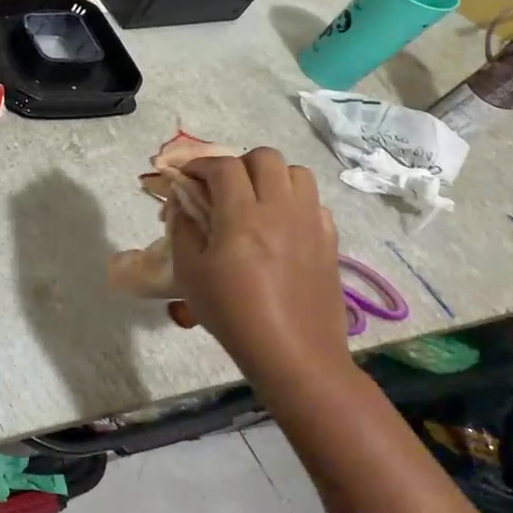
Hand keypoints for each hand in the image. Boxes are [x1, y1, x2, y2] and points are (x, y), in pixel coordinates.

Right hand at [168, 148, 350, 380]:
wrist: (294, 354)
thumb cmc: (231, 312)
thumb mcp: (189, 270)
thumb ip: (183, 226)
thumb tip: (183, 201)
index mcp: (242, 217)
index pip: (223, 166)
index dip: (200, 164)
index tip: (186, 178)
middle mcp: (281, 211)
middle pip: (266, 158)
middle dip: (238, 164)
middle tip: (221, 188)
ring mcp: (311, 225)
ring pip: (297, 174)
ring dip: (271, 177)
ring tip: (252, 201)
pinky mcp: (329, 243)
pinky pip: (315, 203)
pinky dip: (293, 201)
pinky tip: (277, 226)